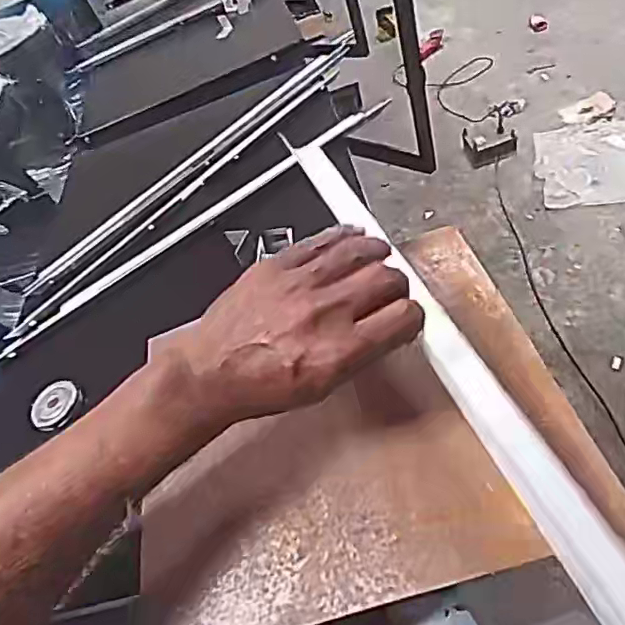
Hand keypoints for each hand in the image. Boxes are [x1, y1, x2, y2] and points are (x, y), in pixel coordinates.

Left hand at [154, 225, 424, 426]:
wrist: (210, 372)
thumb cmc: (260, 385)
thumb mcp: (323, 388)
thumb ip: (362, 353)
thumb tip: (387, 330)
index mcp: (340, 350)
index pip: (402, 317)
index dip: (413, 315)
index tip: (408, 315)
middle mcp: (324, 313)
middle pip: (388, 279)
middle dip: (398, 285)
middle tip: (393, 290)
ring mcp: (300, 283)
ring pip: (361, 251)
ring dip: (379, 254)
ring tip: (381, 258)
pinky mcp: (279, 264)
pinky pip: (324, 239)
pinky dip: (346, 236)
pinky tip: (353, 237)